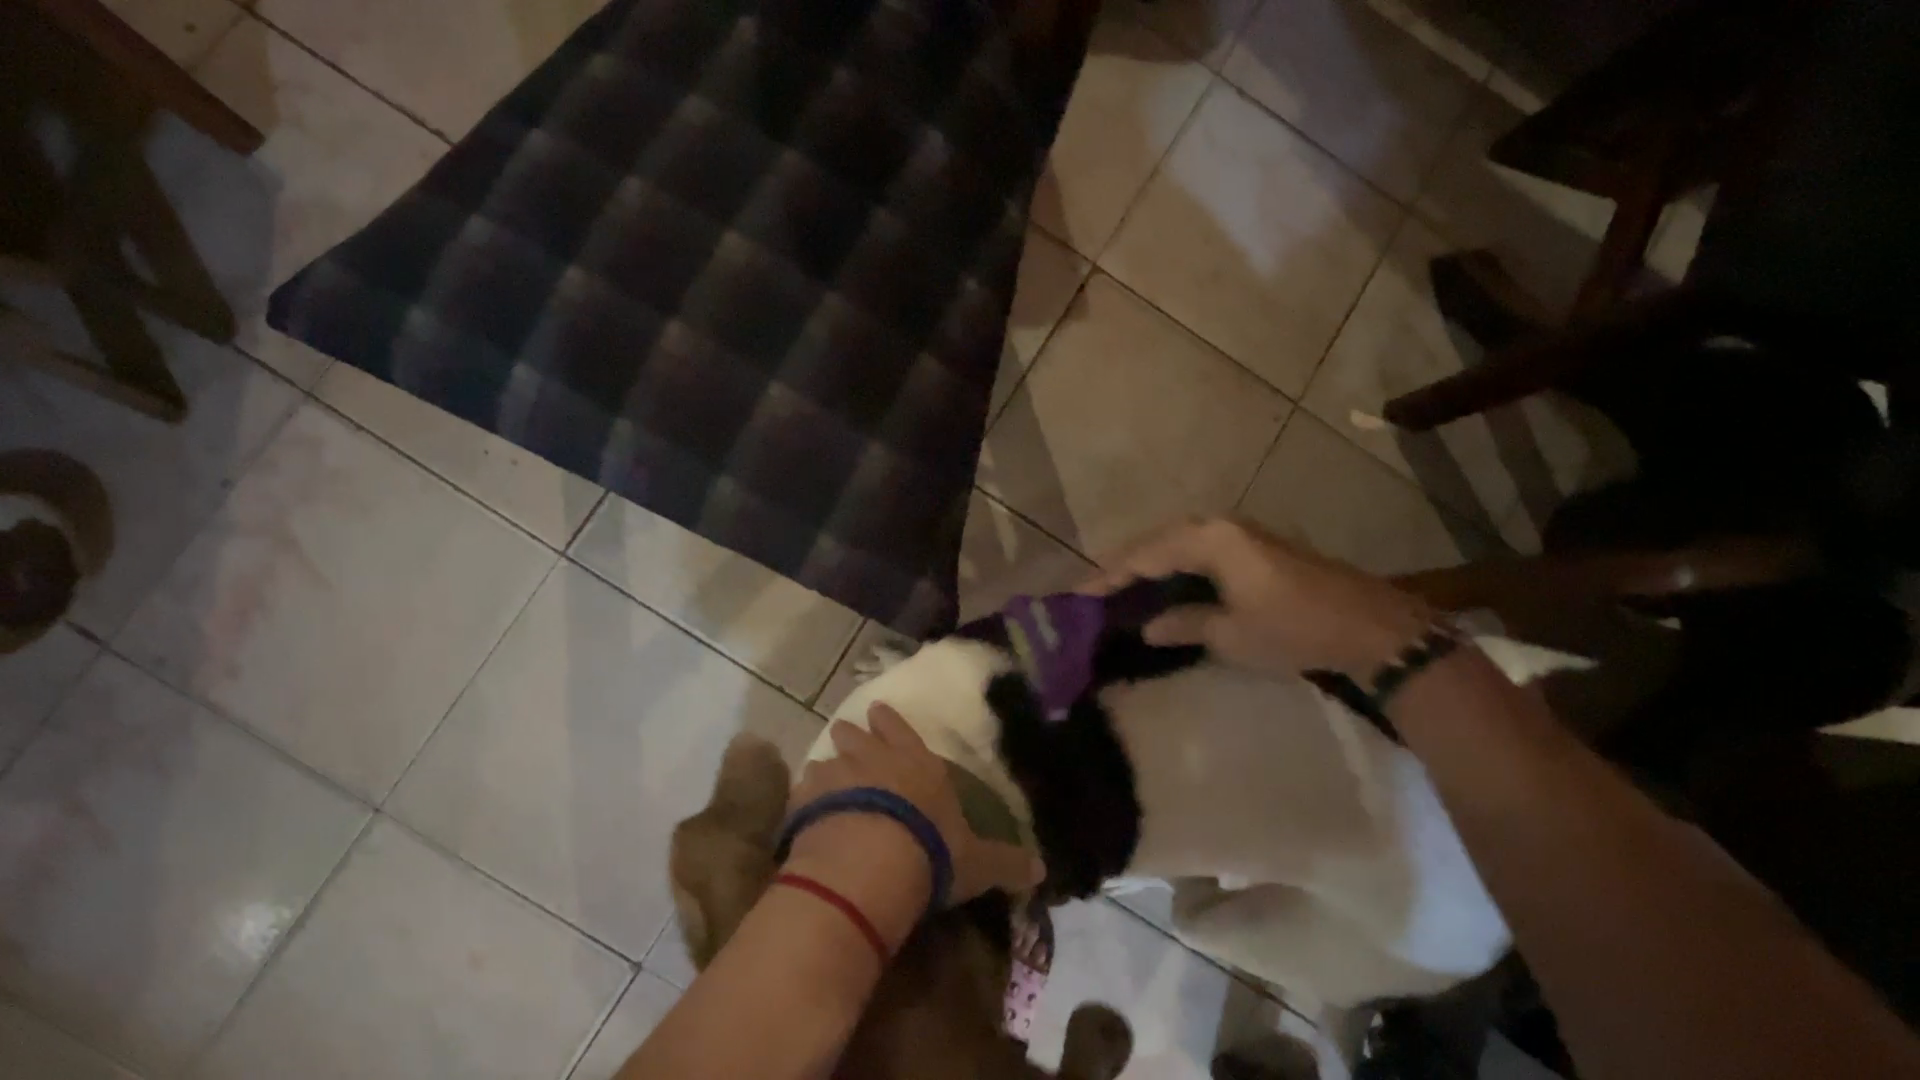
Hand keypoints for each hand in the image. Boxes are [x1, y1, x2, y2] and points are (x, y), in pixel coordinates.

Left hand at [787, 704, 1043, 914]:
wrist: (870, 861)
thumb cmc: (932, 852)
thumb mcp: (978, 862)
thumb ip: (1006, 863)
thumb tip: (1041, 871)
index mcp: (918, 764)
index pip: (903, 732)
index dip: (892, 722)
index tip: (879, 711)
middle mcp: (875, 758)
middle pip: (858, 735)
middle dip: (854, 734)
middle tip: (848, 733)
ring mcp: (837, 774)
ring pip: (827, 758)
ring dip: (827, 765)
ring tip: (824, 774)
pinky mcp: (806, 798)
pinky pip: (802, 790)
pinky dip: (804, 796)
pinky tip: (803, 807)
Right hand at [1082, 517, 1434, 679]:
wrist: (1370, 627)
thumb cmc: (1293, 628)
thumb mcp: (1231, 634)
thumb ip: (1184, 624)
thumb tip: (1148, 626)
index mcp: (1211, 539)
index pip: (1145, 555)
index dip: (1110, 576)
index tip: (1078, 596)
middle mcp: (1223, 526)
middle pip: (1160, 542)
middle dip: (1126, 566)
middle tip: (1095, 591)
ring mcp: (1245, 535)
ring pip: (1182, 545)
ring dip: (1152, 565)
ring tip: (1122, 588)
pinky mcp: (1260, 550)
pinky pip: (1203, 552)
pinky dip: (1178, 569)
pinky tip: (1167, 586)